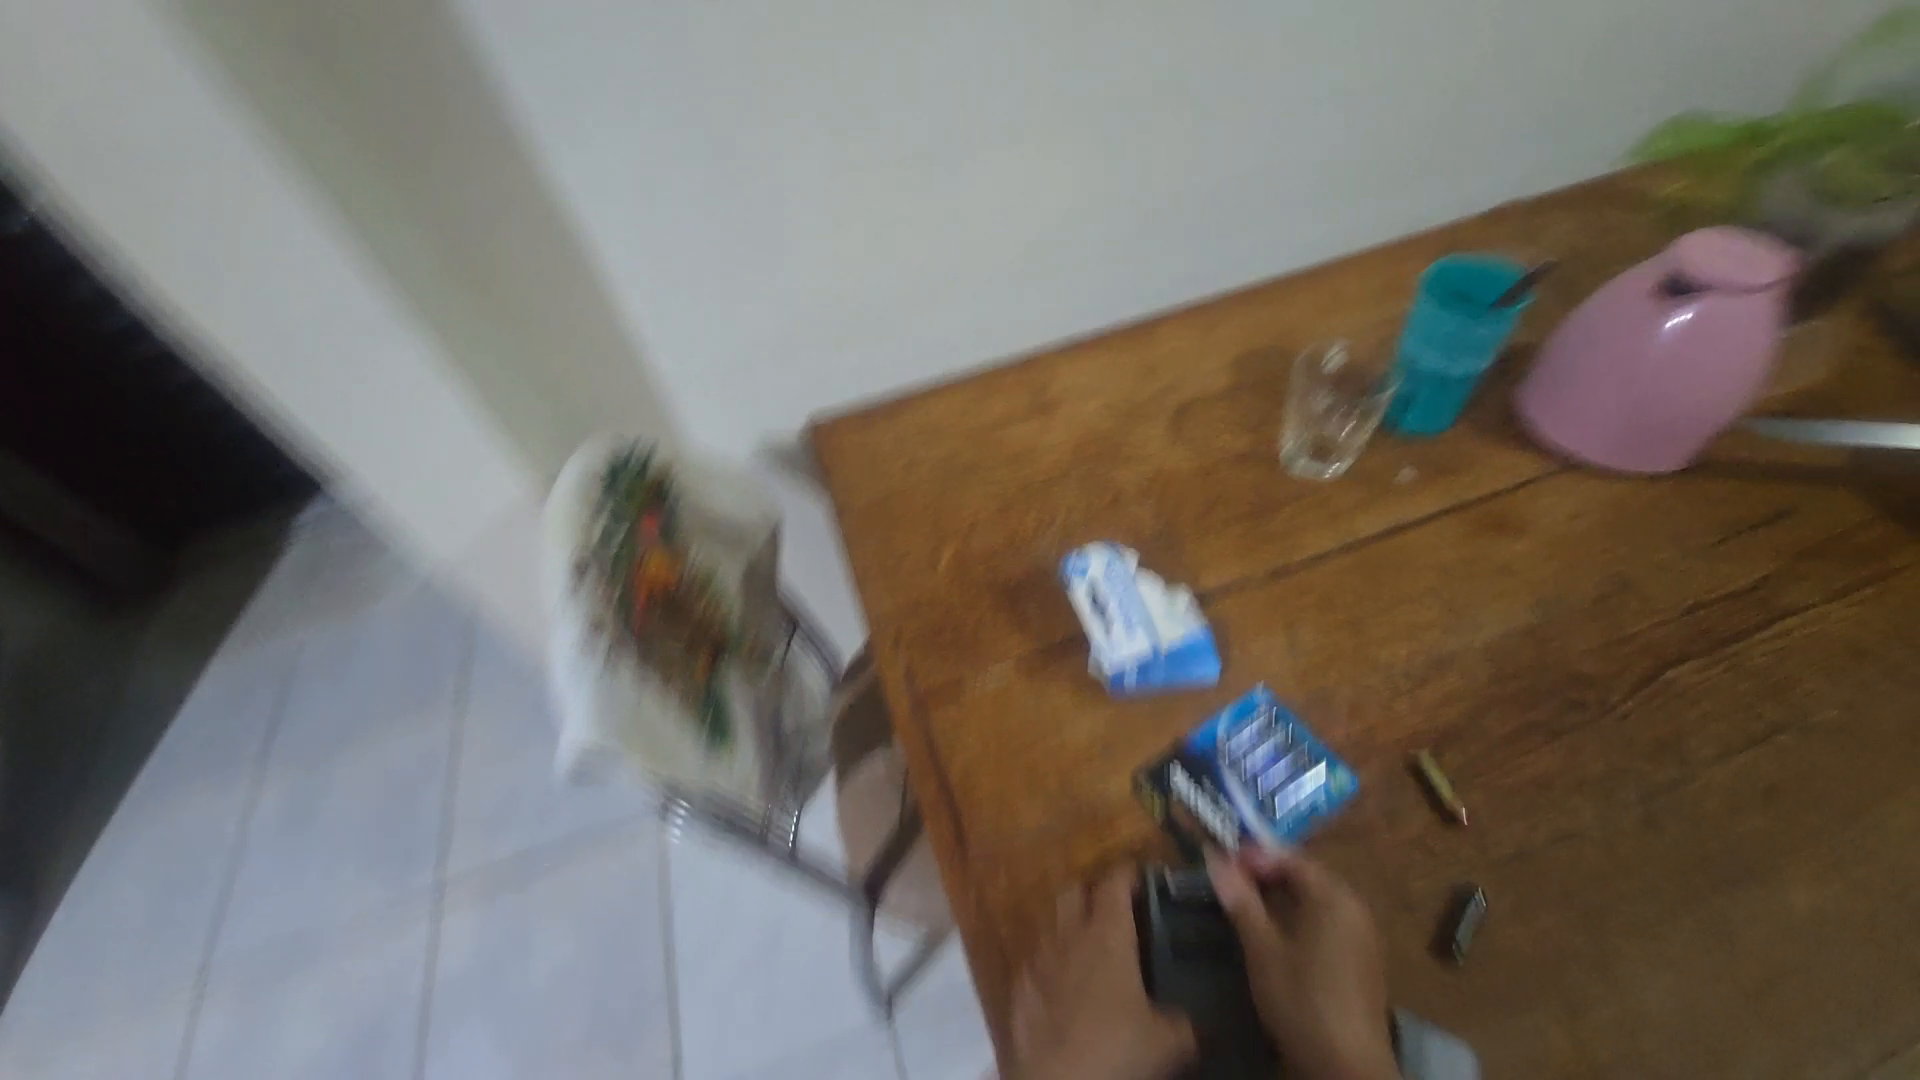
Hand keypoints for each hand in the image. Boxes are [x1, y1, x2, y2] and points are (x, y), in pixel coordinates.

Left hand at [1009, 867, 1196, 1079]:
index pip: (1115, 881)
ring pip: (1052, 921)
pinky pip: (1036, 958)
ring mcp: (1038, 956)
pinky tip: (1062, 984)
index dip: (1129, 873)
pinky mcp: (1018, 984)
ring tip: (1089, 947)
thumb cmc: (1116, 1050)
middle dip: (1093, 890)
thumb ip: (1184, 1022)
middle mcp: (1069, 933)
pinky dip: (1051, 962)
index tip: (1143, 875)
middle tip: (1115, 908)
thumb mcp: (1167, 1041)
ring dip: (1069, 925)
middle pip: (1074, 889)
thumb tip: (1196, 1022)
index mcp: (1107, 933)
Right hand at [1206, 848, 1398, 1079]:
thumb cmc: (1300, 998)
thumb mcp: (1261, 947)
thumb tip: (1214, 857)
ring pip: (1316, 901)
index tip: (1221, 862)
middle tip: (1230, 884)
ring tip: (1247, 908)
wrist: (1347, 1067)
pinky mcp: (1364, 962)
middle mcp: (1355, 907)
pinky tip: (1278, 937)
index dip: (1254, 856)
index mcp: (1334, 896)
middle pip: (1306, 877)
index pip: (1290, 858)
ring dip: (1281, 897)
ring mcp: (1364, 936)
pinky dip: (1300, 919)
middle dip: (1266, 875)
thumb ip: (1240, 899)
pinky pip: (1328, 923)